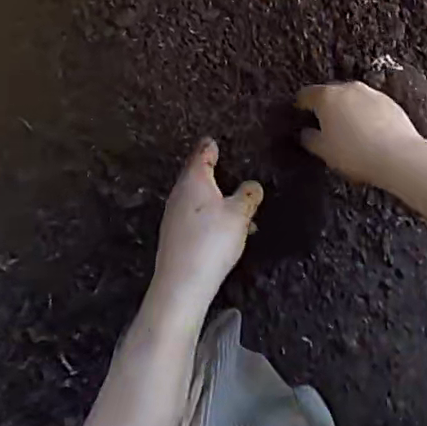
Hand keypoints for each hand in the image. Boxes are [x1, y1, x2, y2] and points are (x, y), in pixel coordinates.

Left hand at [150, 139, 262, 314]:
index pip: (201, 153)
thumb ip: (248, 195)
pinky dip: (209, 214)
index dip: (210, 146)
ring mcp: (174, 215)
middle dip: (211, 170)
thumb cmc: (211, 241)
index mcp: (194, 180)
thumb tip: (253, 185)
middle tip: (224, 164)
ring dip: (214, 196)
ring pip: (196, 197)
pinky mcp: (174, 235)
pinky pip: (195, 215)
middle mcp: (180, 193)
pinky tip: (224, 229)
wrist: (181, 285)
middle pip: (195, 174)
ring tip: (235, 202)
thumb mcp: (240, 214)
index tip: (214, 140)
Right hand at [297, 81, 426, 189]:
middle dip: (326, 108)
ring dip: (347, 111)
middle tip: (323, 127)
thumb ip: (310, 139)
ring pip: (352, 99)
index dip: (300, 103)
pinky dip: (365, 115)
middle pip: (331, 94)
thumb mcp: (324, 151)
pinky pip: (370, 106)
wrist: (398, 156)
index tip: (299, 110)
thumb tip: (306, 133)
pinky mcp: (389, 102)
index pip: (307, 94)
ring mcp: (371, 93)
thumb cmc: (356, 153)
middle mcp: (349, 88)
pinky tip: (368, 134)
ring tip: (348, 133)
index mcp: (327, 97)